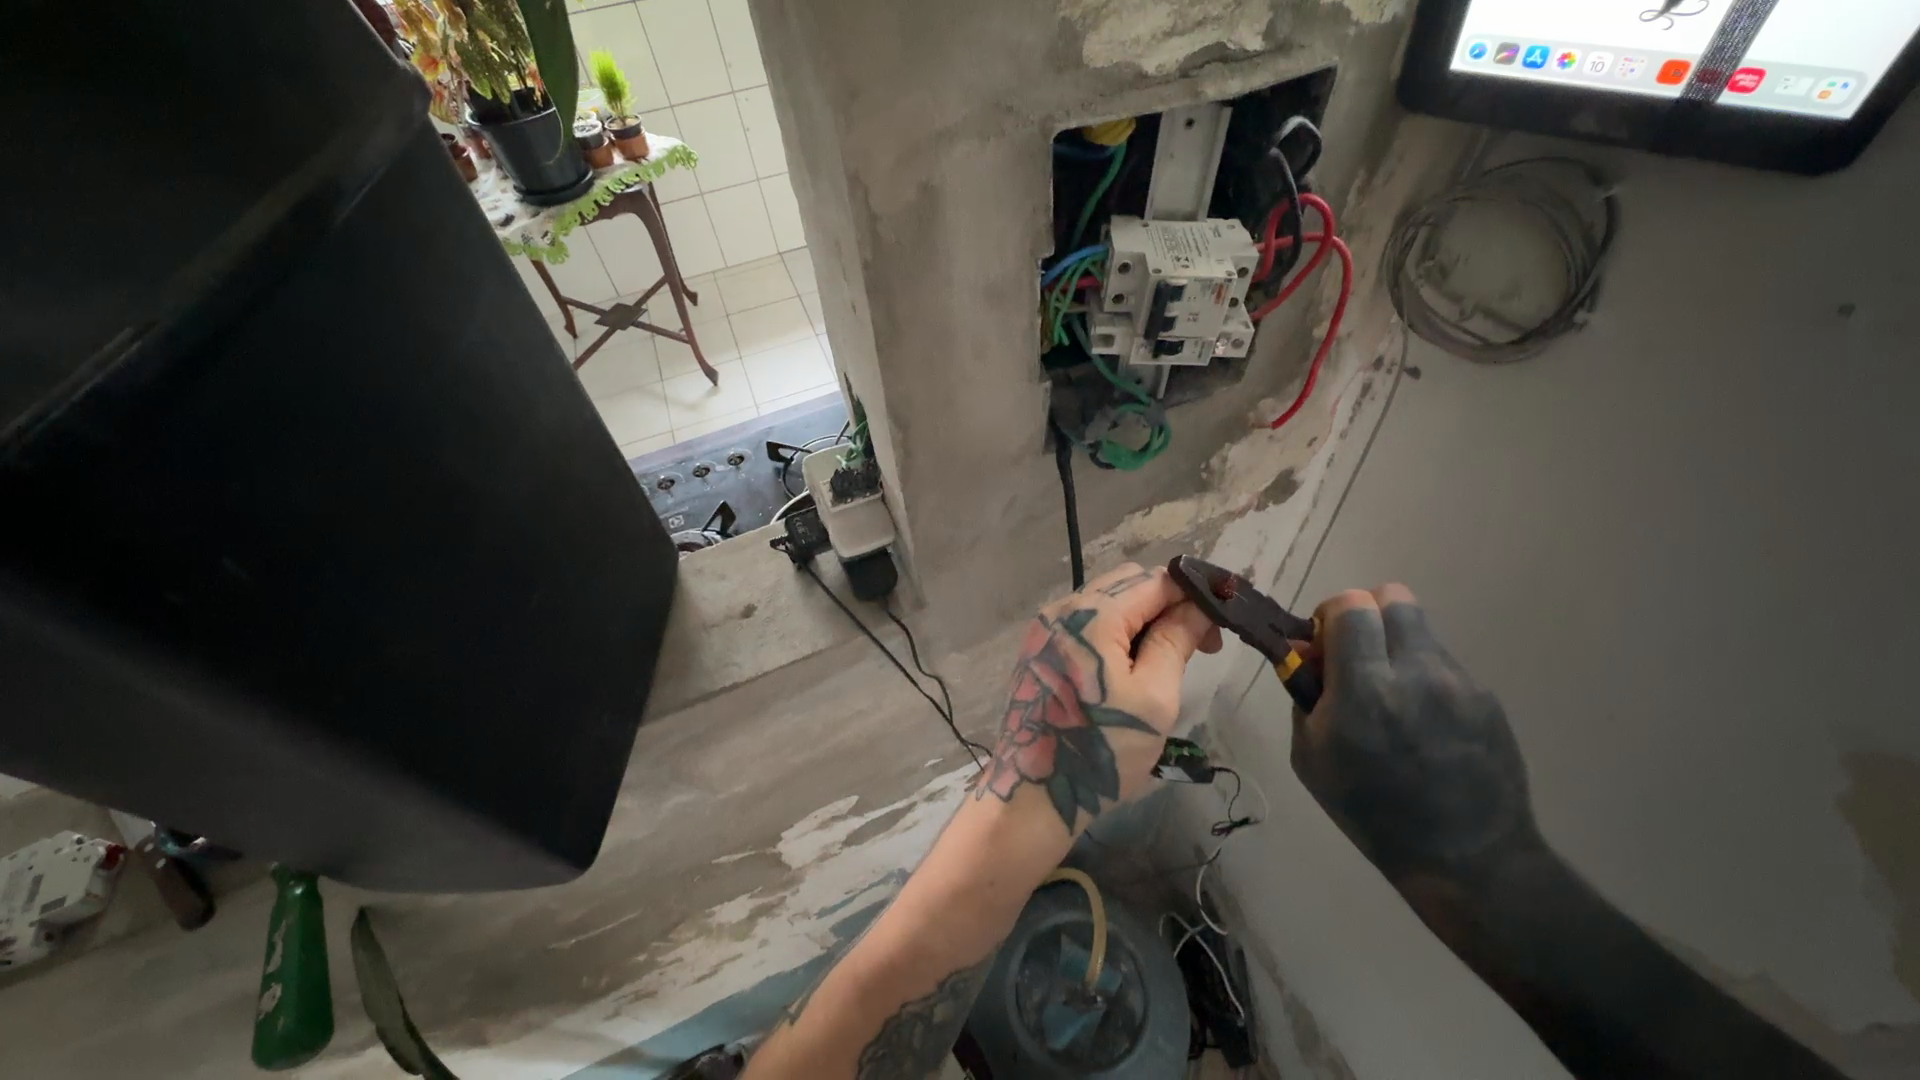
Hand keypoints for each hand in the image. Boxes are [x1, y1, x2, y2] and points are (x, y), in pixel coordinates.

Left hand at [974, 563, 1222, 833]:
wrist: (1032, 793)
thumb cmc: (1101, 748)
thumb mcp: (1153, 697)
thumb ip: (1176, 641)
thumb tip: (1200, 607)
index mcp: (1093, 614)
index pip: (1155, 580)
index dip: (1194, 596)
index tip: (1218, 631)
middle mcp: (1064, 608)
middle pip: (1129, 585)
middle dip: (1170, 606)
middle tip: (1199, 647)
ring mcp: (1046, 628)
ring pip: (1108, 603)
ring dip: (1144, 620)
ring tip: (1169, 660)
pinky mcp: (1040, 649)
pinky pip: (1087, 624)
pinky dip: (1116, 633)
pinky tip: (1132, 667)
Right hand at [1291, 585, 1537, 881]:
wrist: (1466, 857)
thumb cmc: (1369, 810)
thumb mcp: (1311, 757)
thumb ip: (1306, 695)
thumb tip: (1309, 654)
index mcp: (1365, 688)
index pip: (1351, 605)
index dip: (1333, 615)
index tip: (1326, 644)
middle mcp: (1416, 673)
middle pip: (1393, 597)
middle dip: (1367, 615)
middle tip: (1358, 654)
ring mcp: (1459, 682)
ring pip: (1421, 629)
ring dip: (1397, 647)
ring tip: (1393, 695)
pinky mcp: (1487, 697)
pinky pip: (1444, 665)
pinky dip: (1425, 679)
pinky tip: (1424, 724)